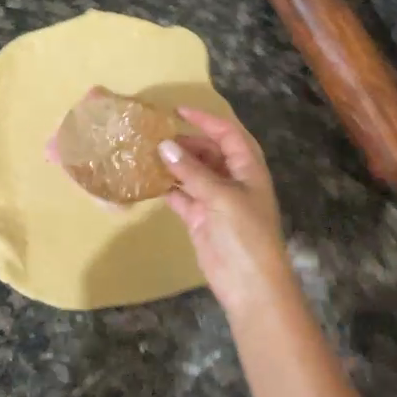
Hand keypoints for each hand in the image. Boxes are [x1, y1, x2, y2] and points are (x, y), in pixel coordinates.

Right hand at [160, 108, 294, 311]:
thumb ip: (191, 171)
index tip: (177, 111)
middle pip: (208, 152)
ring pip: (192, 173)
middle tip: (154, 136)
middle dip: (185, 142)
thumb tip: (164, 145)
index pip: (228, 134)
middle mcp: (232, 181)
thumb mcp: (221, 196)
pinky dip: (166, 187)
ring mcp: (216, 200)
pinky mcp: (200, 219)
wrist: (250, 284)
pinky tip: (147, 179)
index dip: (206, 120)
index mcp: (248, 169)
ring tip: (146, 152)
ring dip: (173, 164)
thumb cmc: (245, 234)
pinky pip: (181, 195)